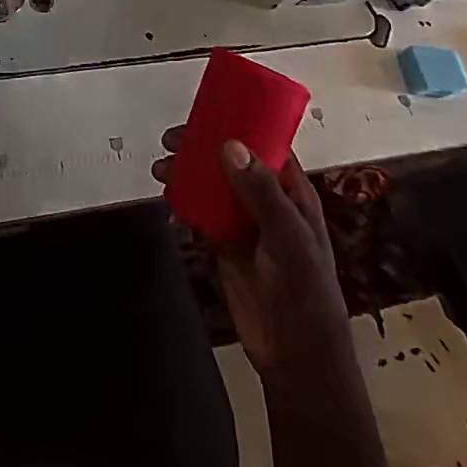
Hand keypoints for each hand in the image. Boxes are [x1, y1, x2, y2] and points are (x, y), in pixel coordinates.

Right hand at [152, 129, 348, 397]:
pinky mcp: (223, 246)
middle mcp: (265, 202)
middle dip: (200, 150)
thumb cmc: (305, 288)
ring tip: (161, 171)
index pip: (265, 148)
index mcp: (290, 193)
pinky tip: (170, 207)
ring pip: (210, 188)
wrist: (294, 351)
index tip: (207, 115)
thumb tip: (229, 145)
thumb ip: (261, 192)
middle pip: (229, 164)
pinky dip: (183, 208)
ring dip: (186, 176)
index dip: (238, 127)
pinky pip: (199, 217)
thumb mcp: (288, 236)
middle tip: (170, 141)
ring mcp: (243, 225)